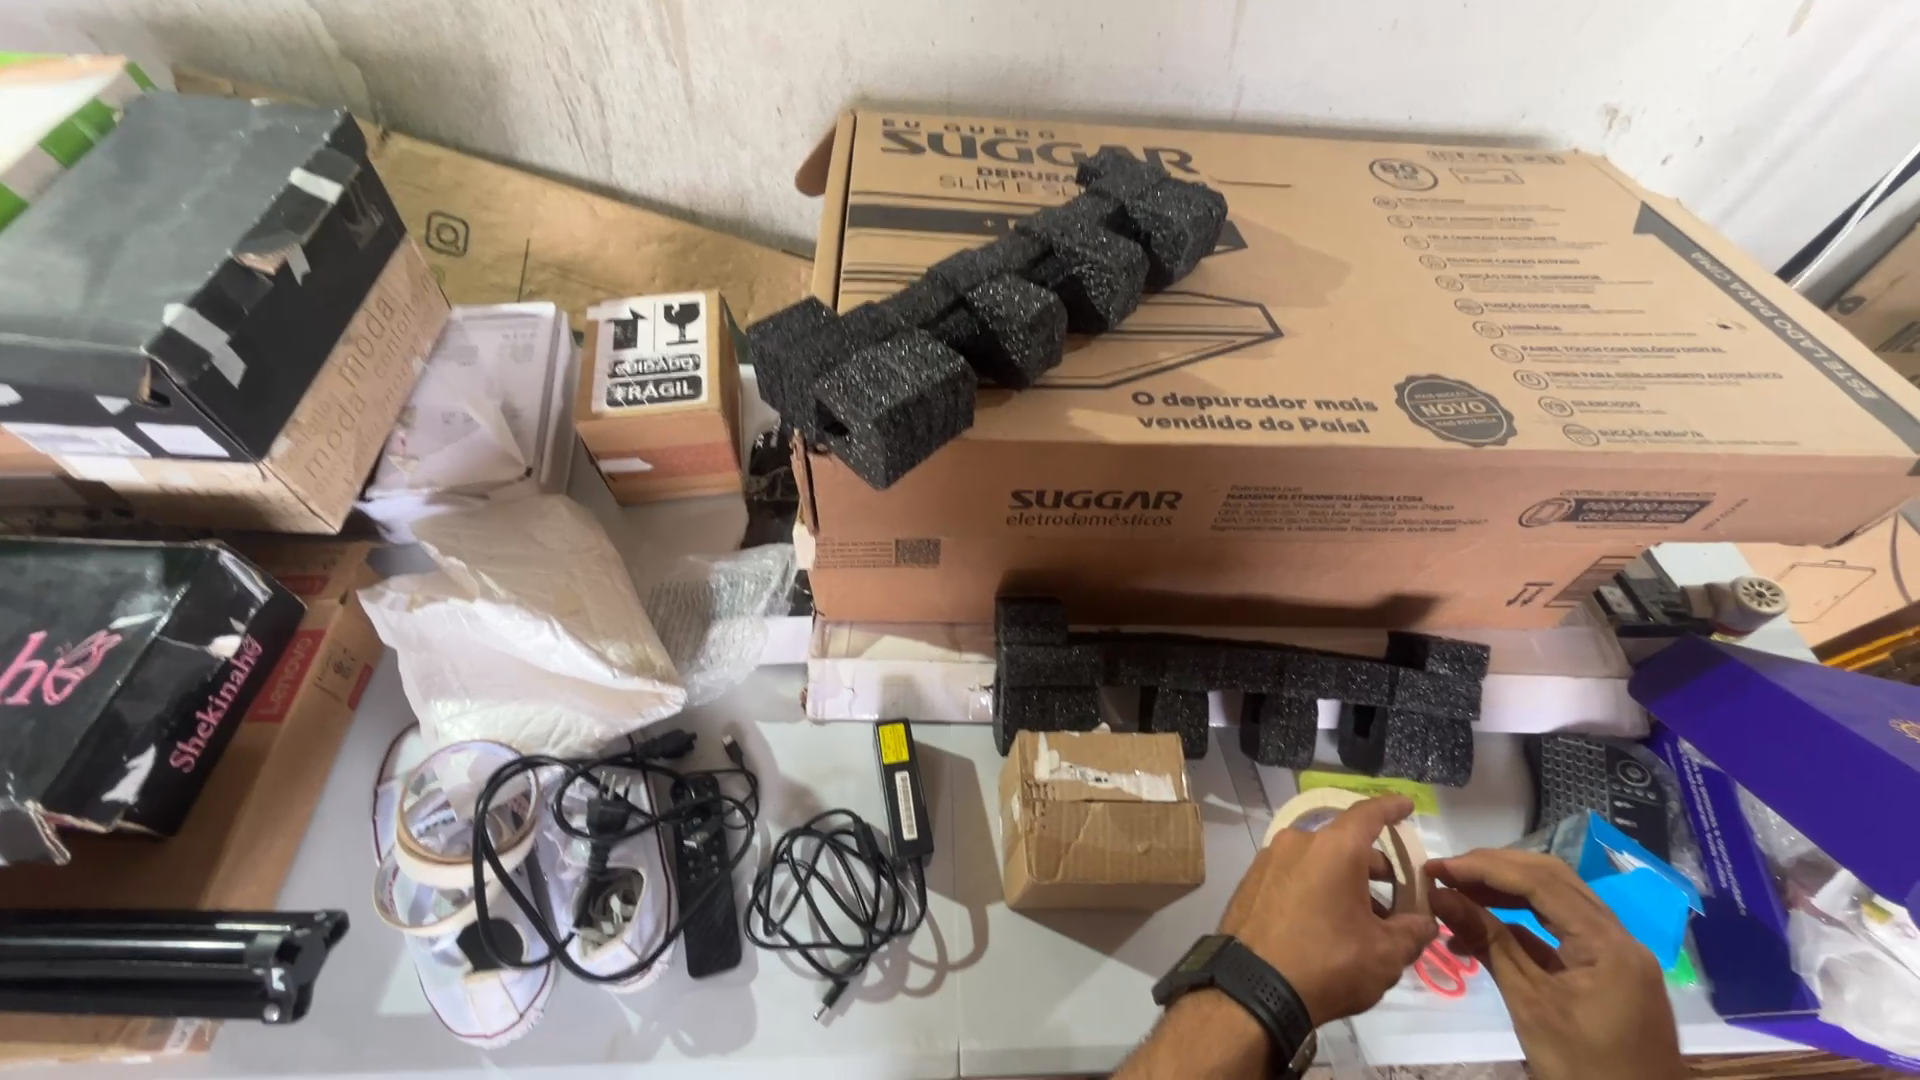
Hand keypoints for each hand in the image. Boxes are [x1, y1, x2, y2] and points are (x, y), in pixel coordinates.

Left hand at [1222, 795, 1436, 1024]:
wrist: (1253, 985)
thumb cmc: (1327, 962)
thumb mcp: (1384, 954)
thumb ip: (1411, 932)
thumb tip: (1424, 922)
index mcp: (1333, 848)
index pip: (1368, 815)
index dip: (1390, 808)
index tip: (1405, 804)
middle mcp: (1298, 842)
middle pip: (1345, 844)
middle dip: (1374, 866)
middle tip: (1399, 896)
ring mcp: (1269, 859)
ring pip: (1319, 861)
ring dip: (1346, 881)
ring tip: (1367, 919)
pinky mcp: (1252, 880)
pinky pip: (1295, 874)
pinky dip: (1318, 887)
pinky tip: (1330, 922)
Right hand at [1427, 850, 1685, 1079]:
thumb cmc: (1584, 1070)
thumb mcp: (1528, 1004)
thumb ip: (1486, 941)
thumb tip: (1437, 895)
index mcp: (1608, 943)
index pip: (1539, 881)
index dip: (1483, 868)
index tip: (1436, 869)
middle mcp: (1618, 937)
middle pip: (1551, 879)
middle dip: (1493, 870)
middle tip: (1444, 874)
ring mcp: (1615, 954)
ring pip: (1554, 900)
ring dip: (1502, 891)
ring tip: (1456, 895)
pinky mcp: (1605, 971)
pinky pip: (1558, 929)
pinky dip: (1518, 921)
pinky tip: (1481, 929)